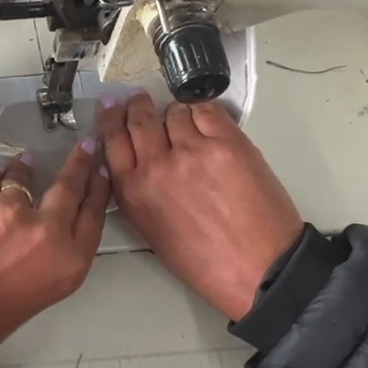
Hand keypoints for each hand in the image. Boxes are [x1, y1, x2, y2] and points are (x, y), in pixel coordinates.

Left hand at [0, 142, 111, 362]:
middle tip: (85, 146)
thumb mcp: (42, 293)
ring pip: (25, 180)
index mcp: (69, 263)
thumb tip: (51, 228)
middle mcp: (48, 231)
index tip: (102, 171)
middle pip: (70, 188)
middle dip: (80, 163)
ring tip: (25, 162)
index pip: (93, 216)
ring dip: (26, 170)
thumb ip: (55, 257)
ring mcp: (13, 211)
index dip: (98, 190)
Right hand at [98, 92, 302, 319]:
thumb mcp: (151, 232)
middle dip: (137, 106)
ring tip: (180, 119)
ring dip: (174, 113)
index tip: (111, 107)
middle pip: (139, 119)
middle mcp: (157, 166)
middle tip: (138, 99)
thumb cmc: (205, 261)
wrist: (258, 269)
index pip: (111, 141)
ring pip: (173, 112)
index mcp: (133, 192)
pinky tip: (202, 118)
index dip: (110, 119)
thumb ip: (137, 194)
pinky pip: (206, 110)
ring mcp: (193, 151)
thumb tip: (136, 165)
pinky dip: (201, 111)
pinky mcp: (227, 143)